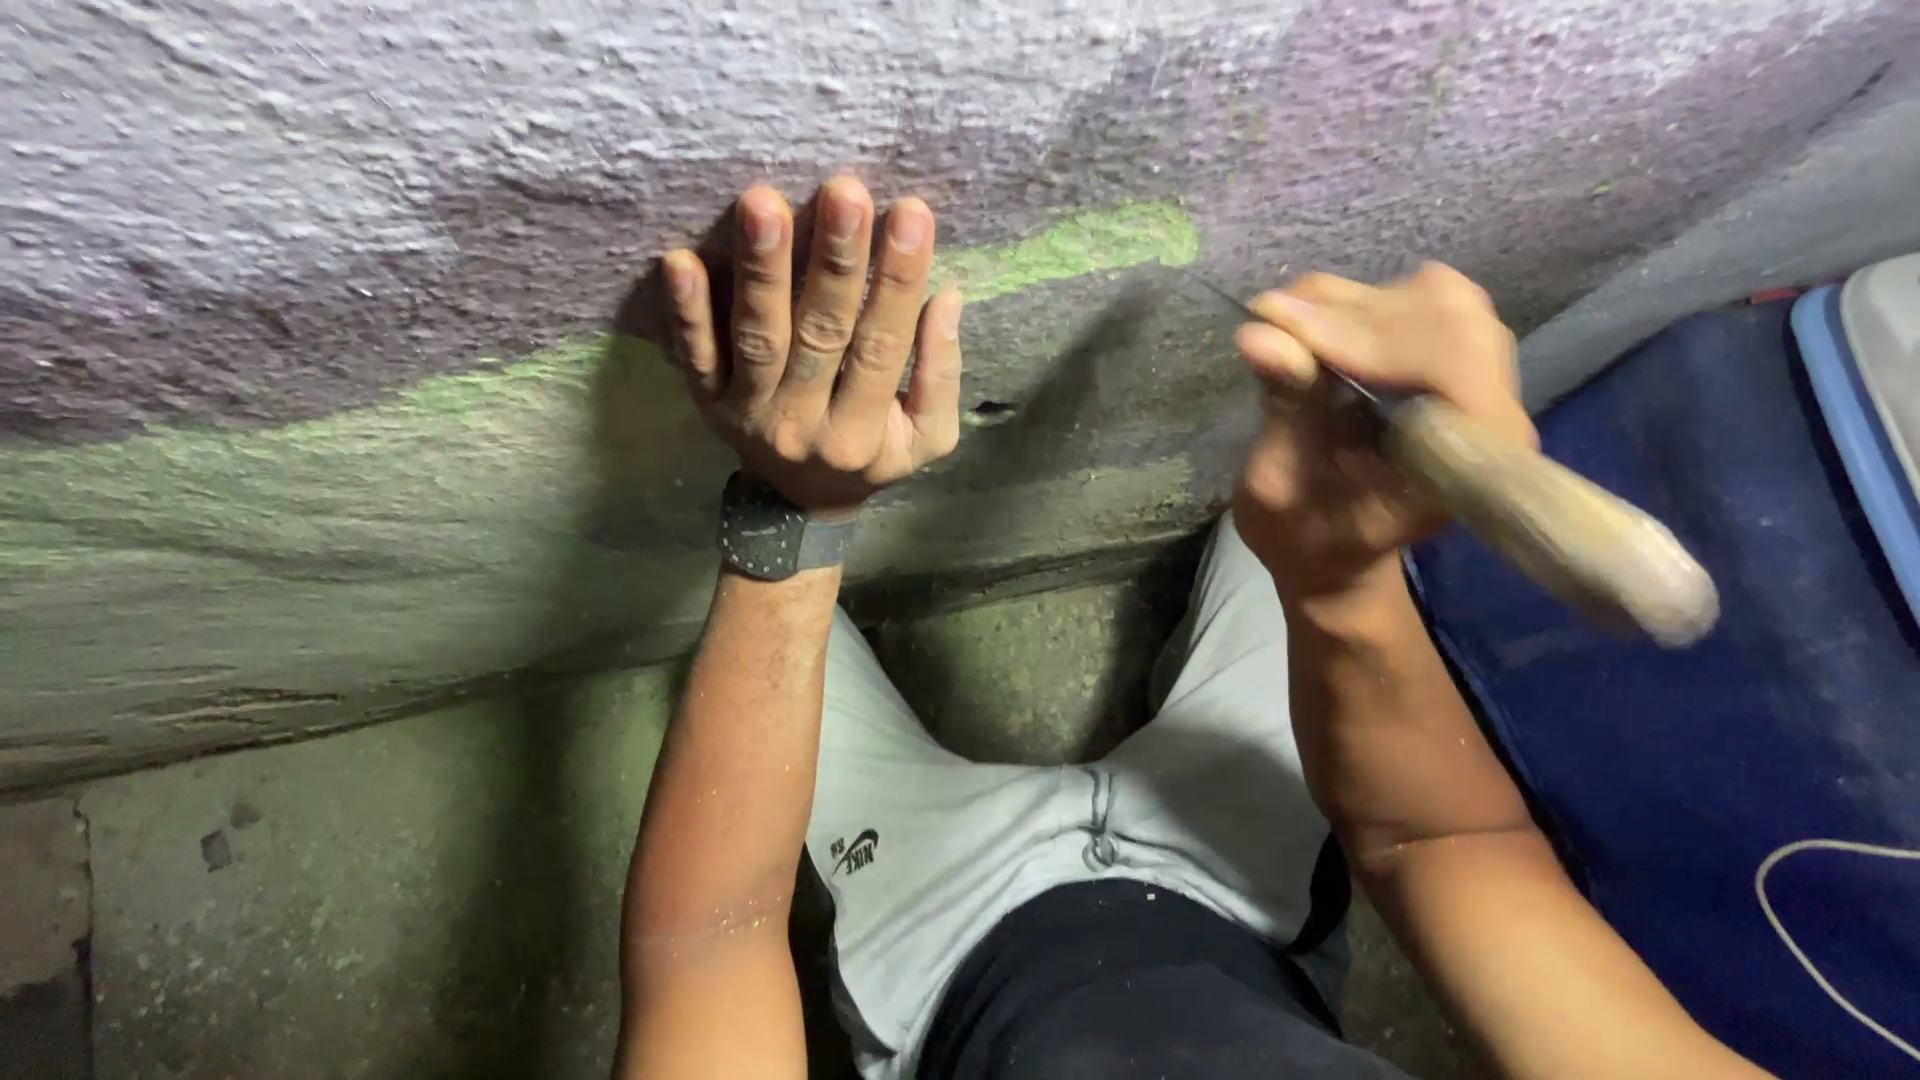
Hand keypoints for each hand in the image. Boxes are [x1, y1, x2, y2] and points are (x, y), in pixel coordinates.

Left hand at [661, 176, 964, 515]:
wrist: (801, 503)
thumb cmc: (872, 456)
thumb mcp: (926, 438)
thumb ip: (941, 376)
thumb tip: (947, 298)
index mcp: (862, 432)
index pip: (883, 348)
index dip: (898, 283)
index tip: (912, 215)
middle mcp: (804, 424)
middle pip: (821, 335)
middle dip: (834, 263)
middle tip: (844, 192)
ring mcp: (748, 412)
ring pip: (758, 338)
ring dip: (761, 272)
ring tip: (764, 205)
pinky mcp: (707, 400)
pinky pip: (694, 356)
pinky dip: (687, 311)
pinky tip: (681, 261)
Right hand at [1232, 262, 1535, 604]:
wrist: (1333, 556)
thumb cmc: (1306, 539)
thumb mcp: (1279, 490)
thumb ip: (1286, 413)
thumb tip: (1260, 335)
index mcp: (1465, 460)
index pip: (1447, 361)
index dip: (1367, 335)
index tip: (1285, 327)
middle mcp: (1491, 414)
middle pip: (1448, 316)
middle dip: (1354, 311)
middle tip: (1274, 316)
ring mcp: (1481, 385)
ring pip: (1441, 299)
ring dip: (1358, 302)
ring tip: (1290, 320)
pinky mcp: (1457, 367)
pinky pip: (1428, 305)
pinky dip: (1366, 303)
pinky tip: (1318, 323)